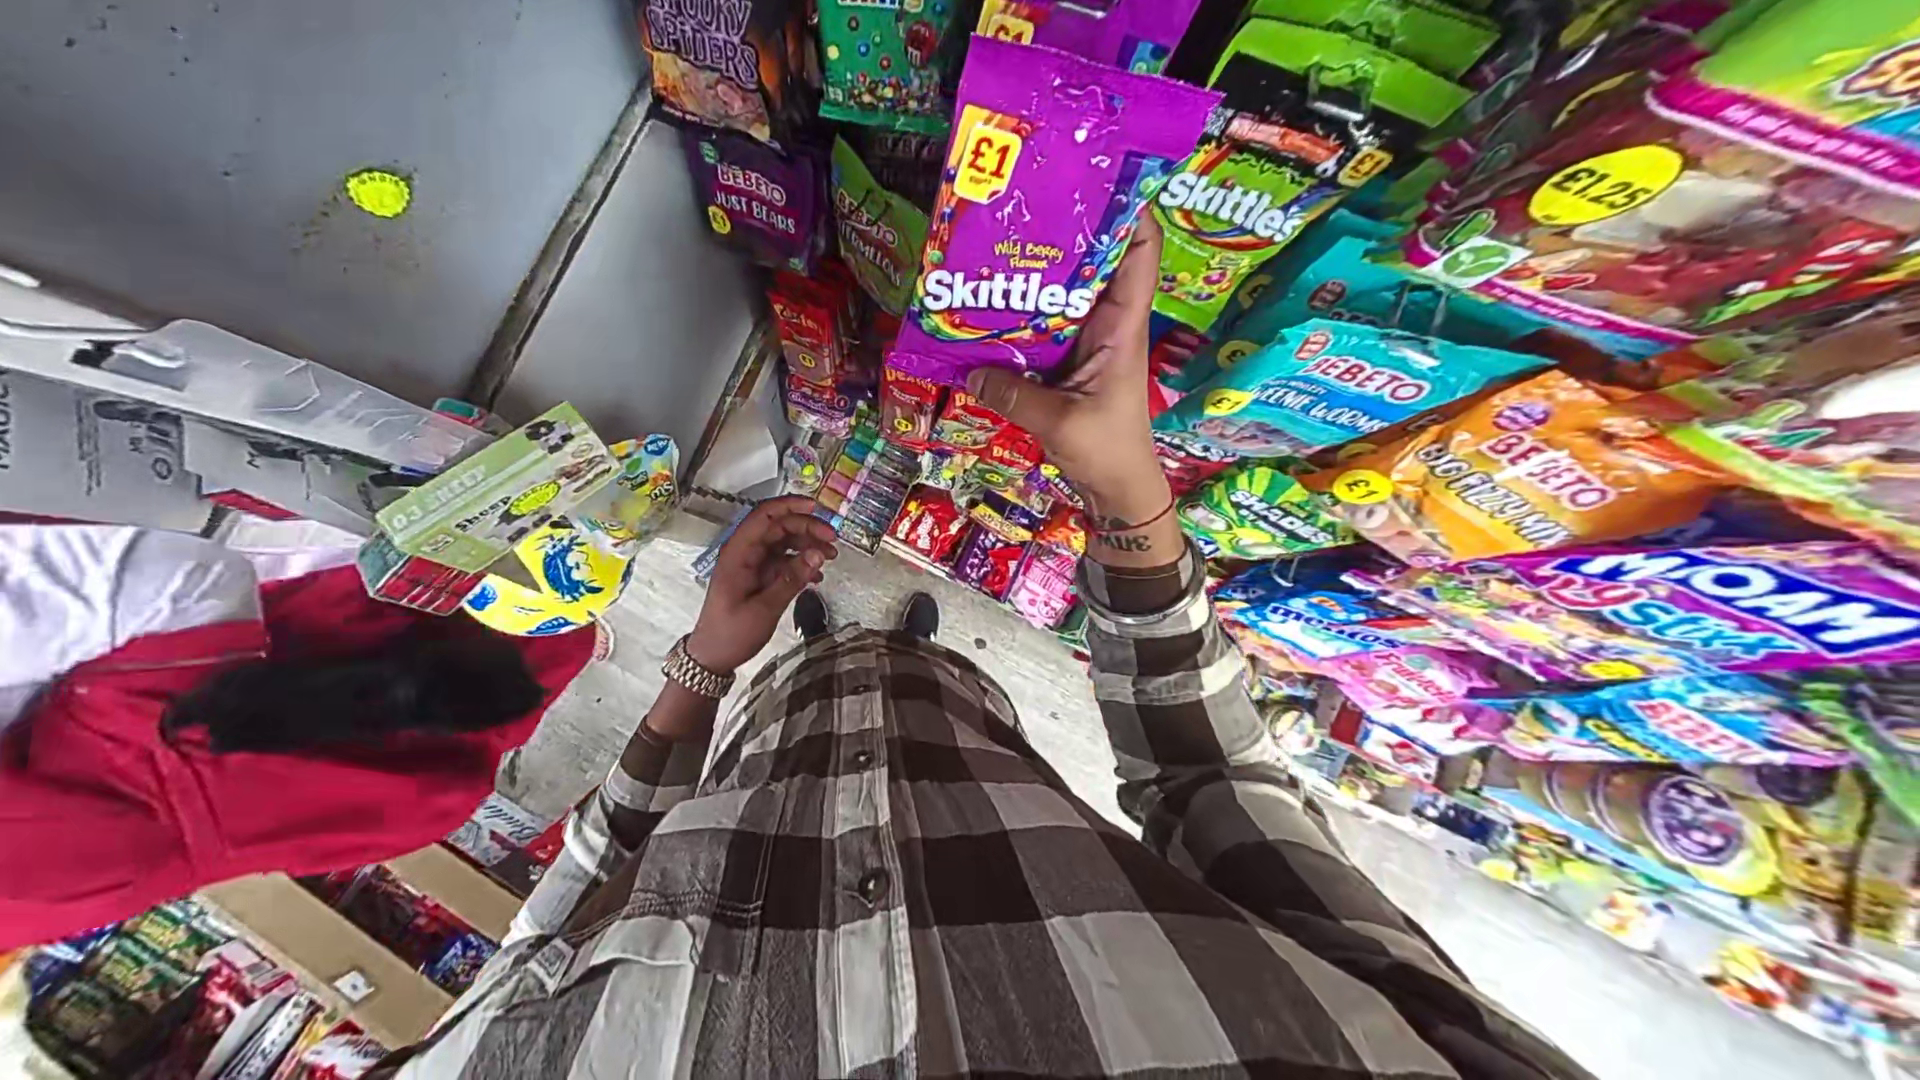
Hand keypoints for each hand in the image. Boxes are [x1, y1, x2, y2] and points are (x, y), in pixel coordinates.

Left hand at [688, 496, 838, 672]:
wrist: (713, 658)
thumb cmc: (732, 633)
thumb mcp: (765, 608)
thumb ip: (792, 579)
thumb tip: (819, 553)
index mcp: (738, 553)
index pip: (764, 516)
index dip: (790, 506)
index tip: (817, 507)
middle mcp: (746, 553)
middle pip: (778, 527)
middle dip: (807, 528)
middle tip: (833, 541)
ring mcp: (753, 564)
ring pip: (784, 543)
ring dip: (808, 545)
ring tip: (831, 557)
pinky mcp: (760, 577)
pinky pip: (784, 561)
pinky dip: (802, 564)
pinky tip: (818, 576)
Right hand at [965, 214, 1179, 564]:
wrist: (1117, 490)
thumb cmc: (1106, 452)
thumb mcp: (1059, 422)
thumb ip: (1014, 395)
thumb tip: (969, 372)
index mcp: (1121, 327)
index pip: (1139, 253)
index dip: (1129, 209)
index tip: (1094, 177)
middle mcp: (1106, 327)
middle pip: (1093, 265)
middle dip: (1062, 235)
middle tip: (1017, 211)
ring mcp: (1084, 347)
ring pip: (1062, 299)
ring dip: (1033, 282)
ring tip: (993, 254)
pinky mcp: (1065, 368)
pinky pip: (1041, 335)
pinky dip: (1018, 325)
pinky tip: (985, 317)